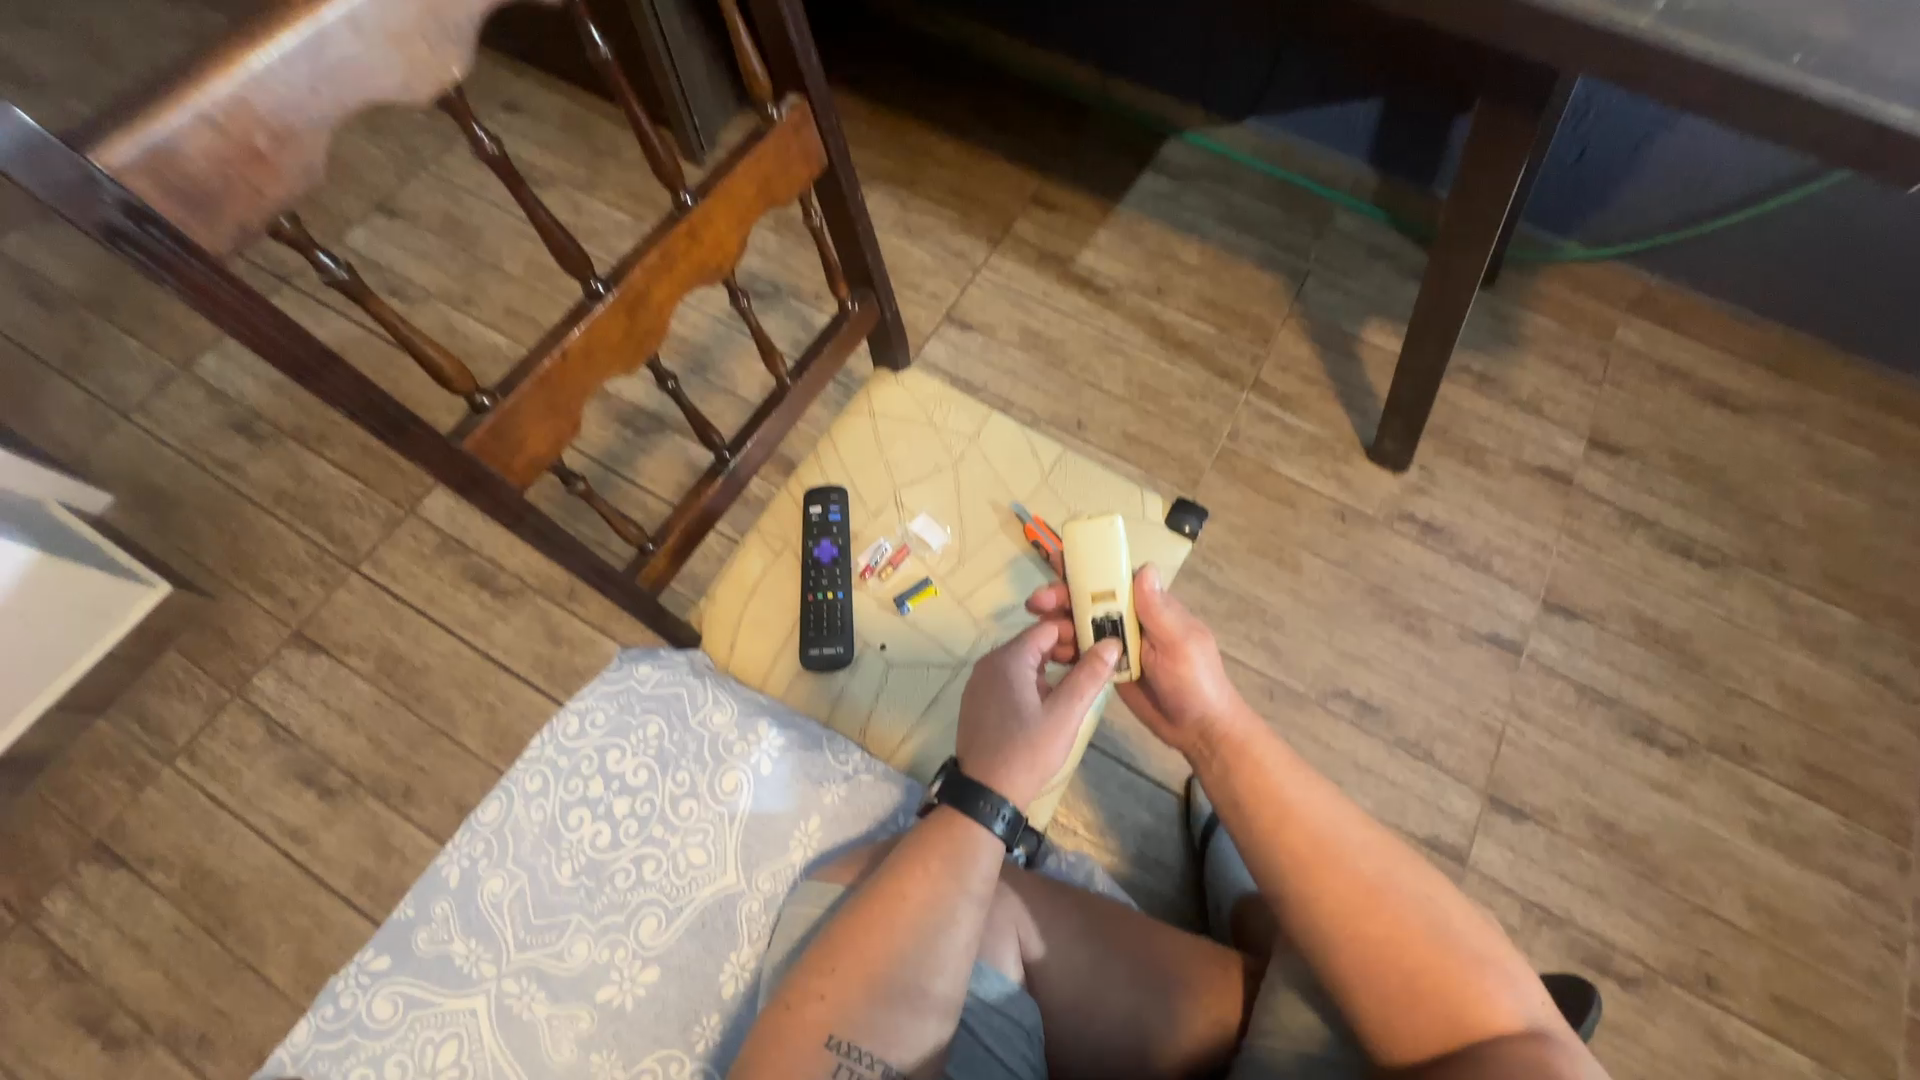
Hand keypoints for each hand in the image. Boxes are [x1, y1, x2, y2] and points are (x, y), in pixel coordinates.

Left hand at [955, 620, 1122, 811]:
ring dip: (1050, 668)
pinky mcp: (978, 703)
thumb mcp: (1065, 714)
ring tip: (1077, 686)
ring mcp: (980, 684)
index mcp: (1008, 658)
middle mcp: (988, 663)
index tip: (1100, 647)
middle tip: (1094, 668)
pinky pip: (1009, 680)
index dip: (1076, 633)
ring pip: (1021, 663)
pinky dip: (1031, 683)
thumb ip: (1089, 675)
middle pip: (1033, 643)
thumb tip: (1112, 643)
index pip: (1047, 628)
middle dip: (1065, 650)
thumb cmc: (1027, 751)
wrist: (985, 793)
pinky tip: (1049, 704)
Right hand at [1025, 564, 1244, 758]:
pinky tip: (1048, 653)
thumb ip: (1158, 610)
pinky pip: (1081, 652)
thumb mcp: (1180, 643)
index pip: (1113, 579)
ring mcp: (1117, 644)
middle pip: (1089, 601)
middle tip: (1035, 603)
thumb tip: (1144, 567)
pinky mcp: (1107, 667)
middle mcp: (1130, 620)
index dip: (1085, 570)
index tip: (1057, 563)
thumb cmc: (1196, 682)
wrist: (1198, 730)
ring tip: (1038, 631)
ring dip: (1057, 623)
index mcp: (1149, 606)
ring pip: (1081, 625)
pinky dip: (1063, 649)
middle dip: (1061, 597)